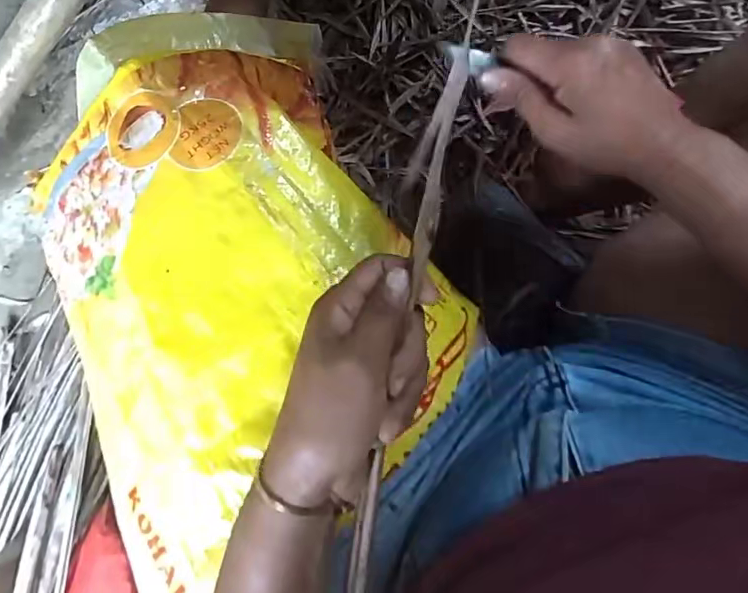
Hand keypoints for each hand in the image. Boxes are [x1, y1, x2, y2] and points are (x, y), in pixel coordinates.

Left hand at [260, 255, 428, 509]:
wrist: (315, 478)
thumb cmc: (332, 411)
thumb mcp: (362, 358)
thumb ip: (384, 313)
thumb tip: (401, 272)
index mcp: (340, 308)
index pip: (379, 269)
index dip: (408, 277)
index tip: (432, 301)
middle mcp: (353, 326)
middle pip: (402, 314)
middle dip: (406, 350)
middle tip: (389, 377)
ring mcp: (365, 358)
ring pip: (408, 351)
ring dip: (404, 385)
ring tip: (383, 411)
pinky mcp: (375, 386)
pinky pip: (405, 381)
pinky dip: (400, 405)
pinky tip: (382, 426)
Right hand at [482, 34, 691, 184]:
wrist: (668, 145)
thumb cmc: (608, 146)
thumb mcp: (556, 133)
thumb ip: (521, 98)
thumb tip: (488, 74)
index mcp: (569, 62)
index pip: (516, 44)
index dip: (507, 67)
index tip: (515, 93)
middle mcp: (588, 42)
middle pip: (540, 47)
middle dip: (535, 73)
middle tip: (548, 109)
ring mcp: (610, 41)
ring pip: (562, 50)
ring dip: (558, 72)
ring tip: (578, 105)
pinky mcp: (624, 47)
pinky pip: (585, 51)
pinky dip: (580, 69)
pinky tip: (597, 96)